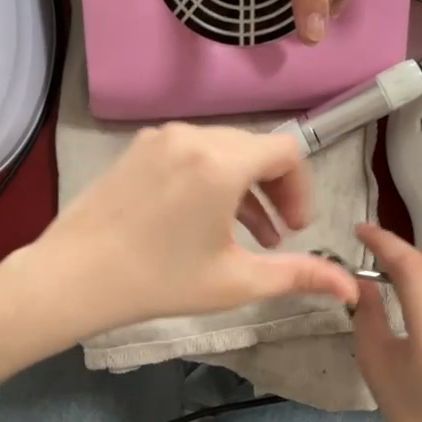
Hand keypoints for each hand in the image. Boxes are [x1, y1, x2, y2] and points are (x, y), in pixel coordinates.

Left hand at [27, 124, 358, 334]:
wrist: (72, 277)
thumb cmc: (158, 281)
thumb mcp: (235, 281)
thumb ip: (298, 276)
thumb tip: (349, 286)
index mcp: (222, 161)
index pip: (287, 152)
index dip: (301, 190)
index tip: (295, 229)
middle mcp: (192, 135)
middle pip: (253, 149)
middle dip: (273, 191)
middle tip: (275, 236)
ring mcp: (157, 139)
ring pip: (220, 152)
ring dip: (241, 188)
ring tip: (241, 235)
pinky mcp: (134, 150)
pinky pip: (187, 155)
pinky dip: (207, 180)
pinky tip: (199, 222)